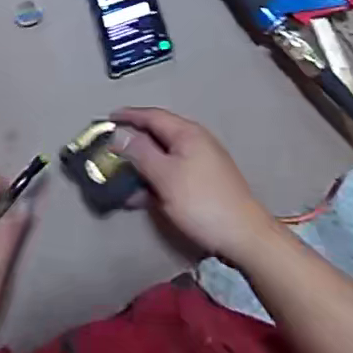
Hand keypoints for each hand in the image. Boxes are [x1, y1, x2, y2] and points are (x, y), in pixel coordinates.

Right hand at [109, 107, 281, 263]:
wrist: (245, 236)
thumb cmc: (201, 202)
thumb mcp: (165, 176)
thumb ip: (140, 153)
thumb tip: (120, 135)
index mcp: (187, 132)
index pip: (152, 116)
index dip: (129, 115)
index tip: (108, 118)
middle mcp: (195, 141)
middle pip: (158, 135)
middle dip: (133, 142)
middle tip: (110, 149)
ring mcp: (202, 162)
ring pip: (164, 157)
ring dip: (142, 165)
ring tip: (121, 177)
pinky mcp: (204, 182)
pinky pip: (172, 173)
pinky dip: (155, 180)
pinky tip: (141, 197)